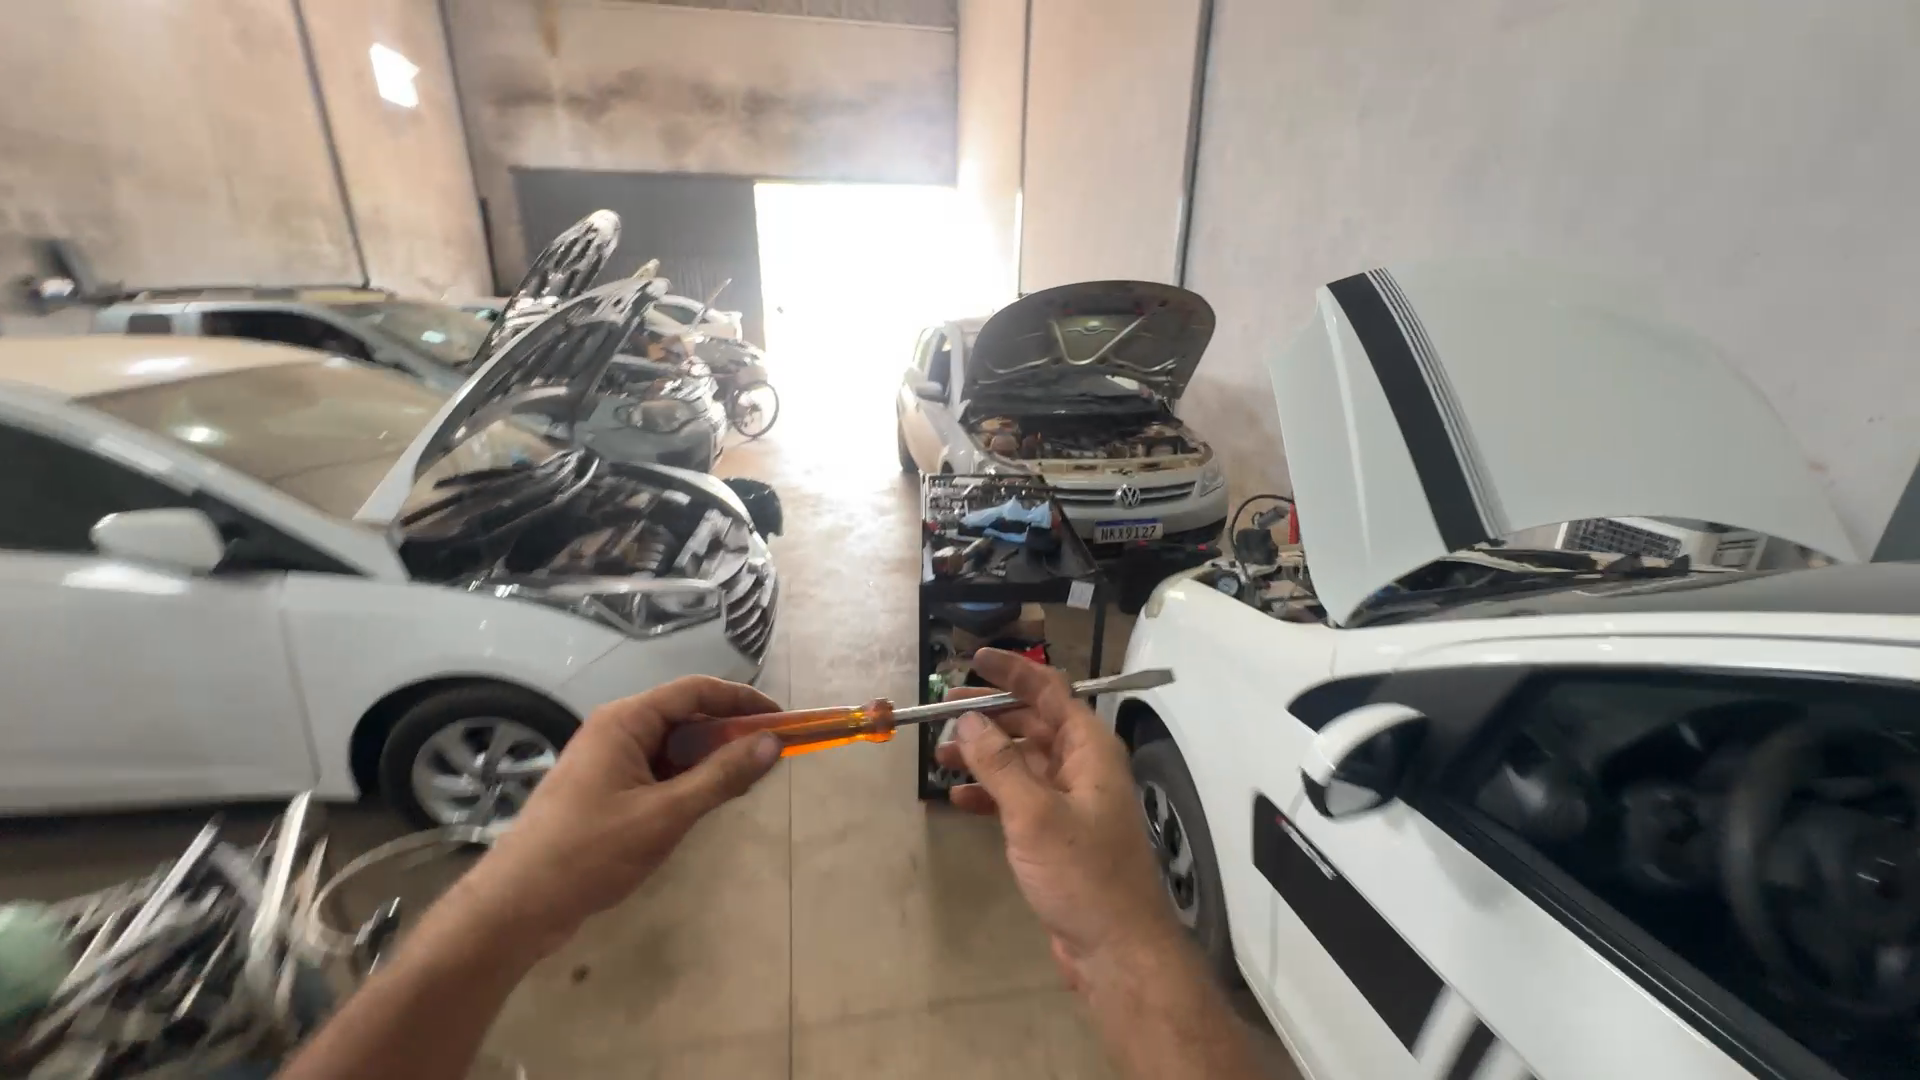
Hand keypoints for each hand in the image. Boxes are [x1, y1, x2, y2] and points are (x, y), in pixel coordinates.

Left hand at [460, 677, 782, 951]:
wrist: (514, 908)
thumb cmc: (590, 853)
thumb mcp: (666, 815)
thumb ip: (722, 776)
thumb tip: (772, 743)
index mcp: (626, 721)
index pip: (696, 691)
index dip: (742, 700)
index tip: (780, 719)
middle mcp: (615, 729)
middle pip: (685, 715)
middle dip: (728, 731)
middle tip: (766, 754)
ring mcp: (606, 759)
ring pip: (672, 744)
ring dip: (708, 758)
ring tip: (742, 781)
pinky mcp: (603, 788)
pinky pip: (656, 768)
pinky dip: (686, 778)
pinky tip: (703, 801)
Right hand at [936, 650, 1183, 986]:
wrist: (1116, 950)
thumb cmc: (1083, 873)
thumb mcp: (1035, 813)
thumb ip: (999, 763)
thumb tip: (970, 719)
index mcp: (1089, 748)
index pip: (1049, 690)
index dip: (1012, 671)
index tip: (973, 659)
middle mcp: (1082, 765)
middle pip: (1033, 722)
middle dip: (990, 714)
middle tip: (944, 709)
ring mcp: (1070, 799)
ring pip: (1022, 760)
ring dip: (984, 754)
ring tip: (942, 755)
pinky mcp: (1056, 831)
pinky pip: (1019, 796)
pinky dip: (990, 793)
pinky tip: (960, 799)